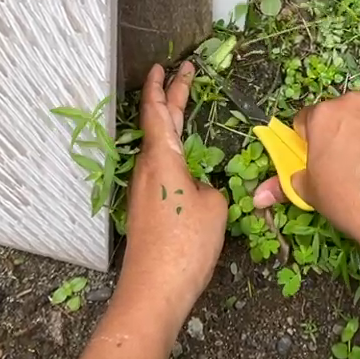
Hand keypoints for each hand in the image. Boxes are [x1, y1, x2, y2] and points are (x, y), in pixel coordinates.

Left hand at [115, 62, 226, 329]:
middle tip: (180, 72)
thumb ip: (211, 188)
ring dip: (167, 123)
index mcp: (162, 159)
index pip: (158, 111)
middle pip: (156, 123)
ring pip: (156, 146)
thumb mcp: (215, 207)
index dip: (163, 86)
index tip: (165, 65)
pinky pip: (159, 168)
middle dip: (168, 96)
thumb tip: (201, 189)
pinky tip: (183, 160)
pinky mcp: (146, 210)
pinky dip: (170, 150)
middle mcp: (148, 169)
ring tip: (180, 108)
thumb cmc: (186, 245)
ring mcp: (143, 190)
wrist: (153, 293)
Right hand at [251, 91, 359, 253]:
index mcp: (322, 115)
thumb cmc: (346, 198)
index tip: (314, 159)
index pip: (304, 120)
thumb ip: (282, 185)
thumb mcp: (309, 191)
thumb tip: (259, 196)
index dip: (307, 141)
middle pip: (336, 115)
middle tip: (339, 164)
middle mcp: (351, 102)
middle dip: (335, 134)